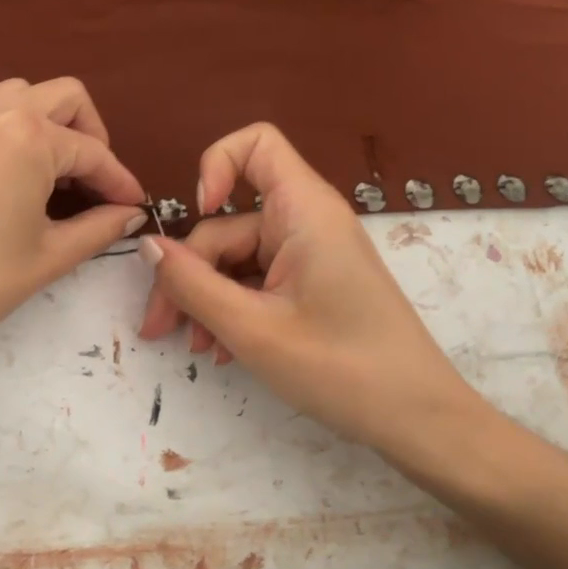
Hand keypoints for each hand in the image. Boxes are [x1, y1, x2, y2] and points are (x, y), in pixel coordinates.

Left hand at [0, 77, 147, 375]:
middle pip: (63, 97)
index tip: (133, 204)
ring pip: (19, 95)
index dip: (119, 181)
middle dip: (89, 134)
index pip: (92, 151)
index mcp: (29, 137)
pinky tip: (7, 174)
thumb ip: (100, 227)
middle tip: (91, 181)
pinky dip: (6, 129)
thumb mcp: (50, 256)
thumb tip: (131, 214)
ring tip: (49, 174)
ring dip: (46, 123)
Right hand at [136, 123, 485, 452]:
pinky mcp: (311, 284)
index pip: (255, 144)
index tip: (197, 216)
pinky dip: (231, 308)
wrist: (421, 424)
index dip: (215, 165)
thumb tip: (146, 245)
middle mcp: (306, 222)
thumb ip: (191, 284)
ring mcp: (309, 255)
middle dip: (188, 270)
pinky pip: (255, 280)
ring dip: (206, 298)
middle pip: (228, 222)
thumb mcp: (252, 330)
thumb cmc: (344, 370)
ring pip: (235, 257)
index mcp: (304, 211)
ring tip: (194, 348)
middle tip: (160, 327)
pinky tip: (220, 350)